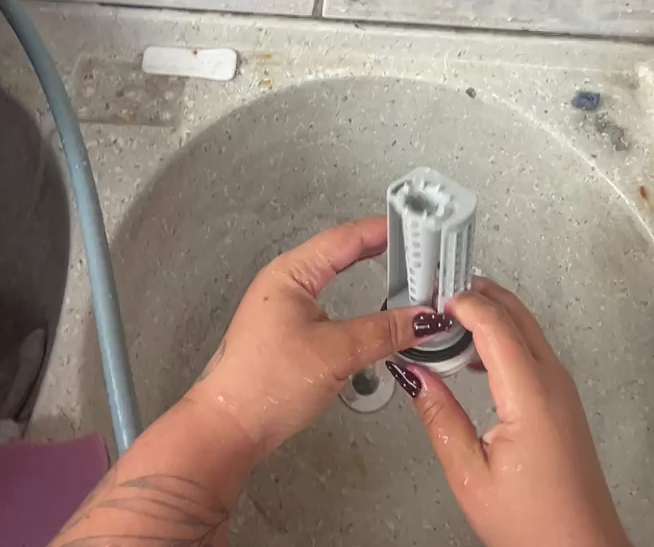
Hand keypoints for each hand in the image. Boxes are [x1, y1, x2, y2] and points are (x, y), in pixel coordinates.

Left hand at [184, 216, 453, 457]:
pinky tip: (372, 301)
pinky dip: (356, 293)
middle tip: (416, 246)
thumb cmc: (269, 383)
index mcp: (291, 272)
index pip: (344, 238)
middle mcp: (285, 280)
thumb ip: (384, 332)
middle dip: (378, 247)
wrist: (229, 428)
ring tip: (401, 267)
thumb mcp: (336, 352)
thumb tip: (425, 320)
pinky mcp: (287, 327)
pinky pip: (329, 296)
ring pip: (334, 275)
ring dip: (367, 269)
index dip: (380, 229)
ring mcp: (284, 304)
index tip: (413, 226)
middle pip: (340, 251)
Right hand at [391, 277, 630, 546]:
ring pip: (525, 323)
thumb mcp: (470, 475)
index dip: (462, 301)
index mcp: (531, 395)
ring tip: (449, 318)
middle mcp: (552, 380)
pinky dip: (502, 332)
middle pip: (514, 310)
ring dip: (489, 310)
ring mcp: (561, 385)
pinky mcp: (562, 395)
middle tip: (438, 291)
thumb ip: (439, 417)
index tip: (433, 297)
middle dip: (475, 292)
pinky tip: (474, 353)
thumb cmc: (536, 525)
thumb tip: (415, 374)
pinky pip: (531, 345)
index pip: (495, 322)